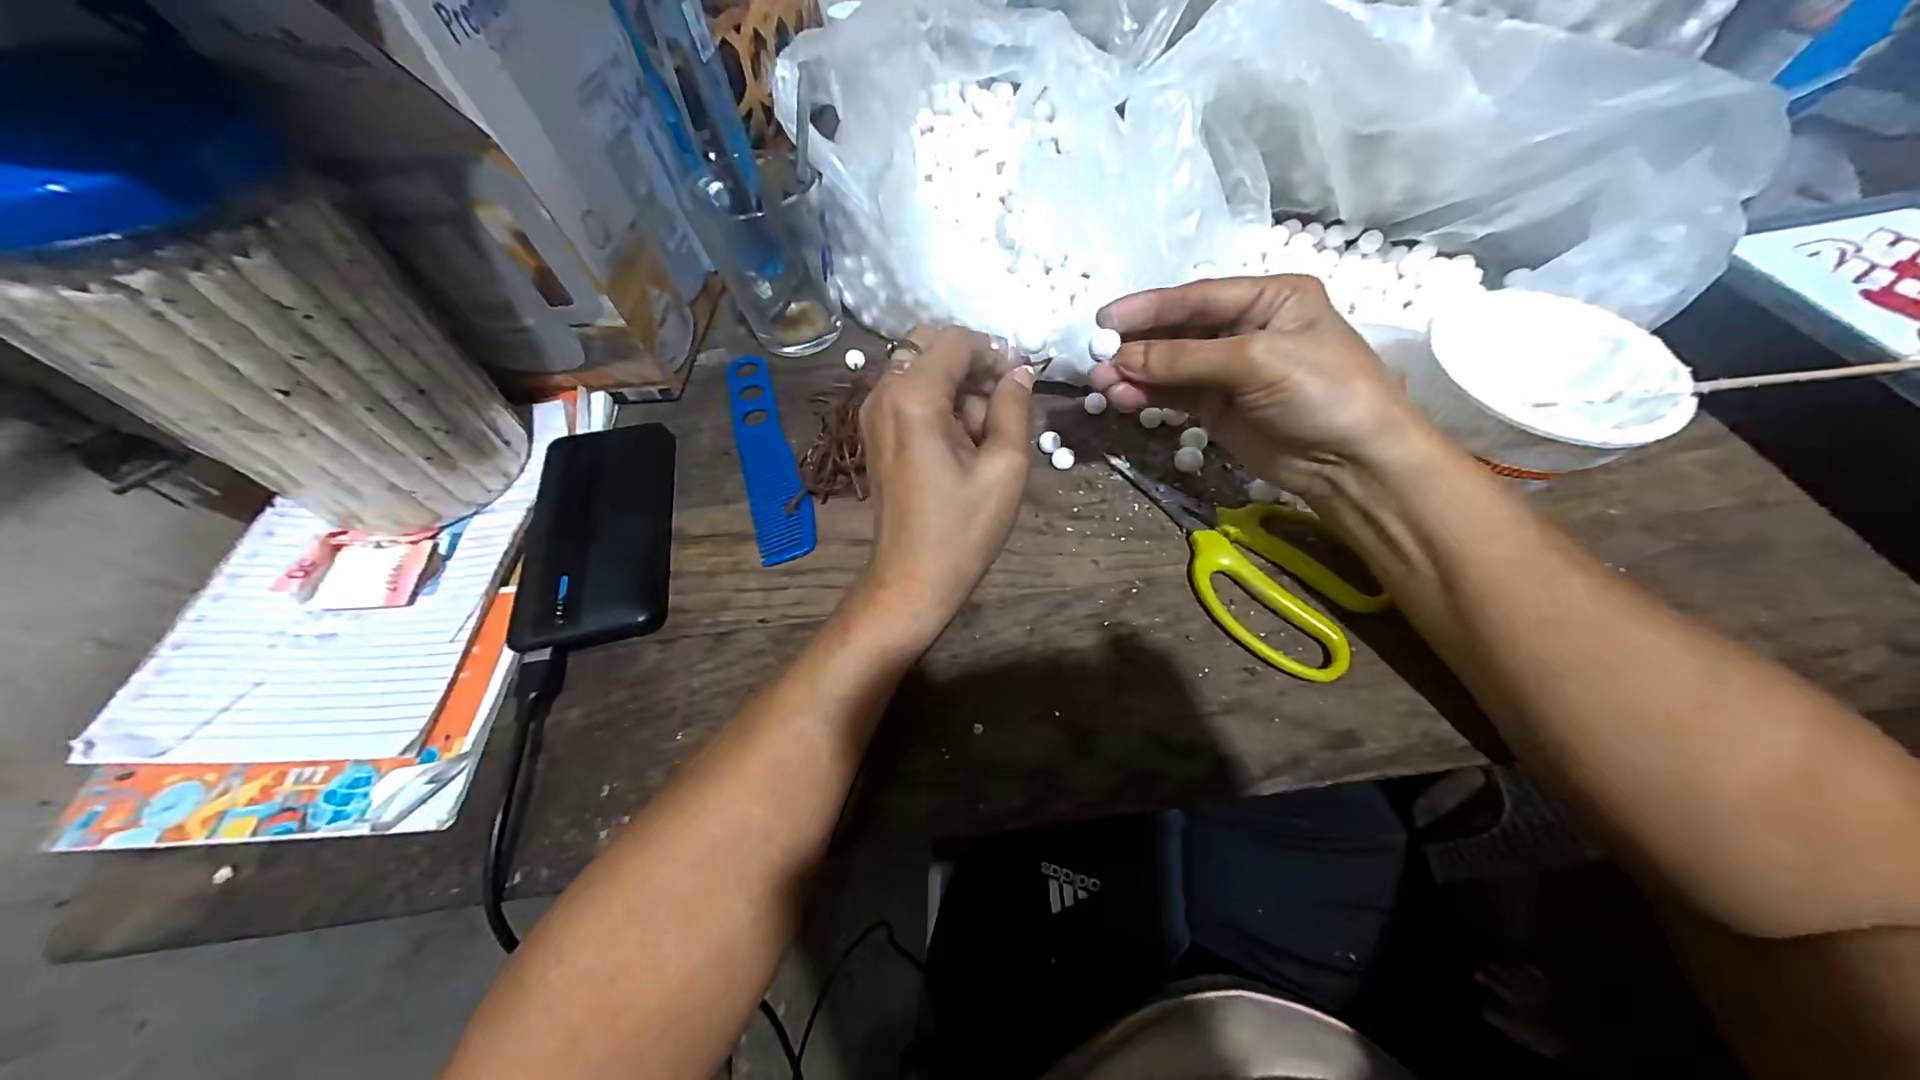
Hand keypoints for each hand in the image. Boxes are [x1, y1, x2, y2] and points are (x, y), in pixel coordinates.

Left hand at [854, 326, 1035, 643]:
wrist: (912, 578)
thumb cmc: (962, 529)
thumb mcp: (1004, 466)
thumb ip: (1014, 407)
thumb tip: (1021, 371)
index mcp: (913, 397)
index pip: (955, 339)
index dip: (993, 352)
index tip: (1018, 384)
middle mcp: (883, 393)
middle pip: (931, 345)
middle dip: (972, 365)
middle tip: (1001, 406)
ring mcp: (872, 413)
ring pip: (921, 369)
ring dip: (956, 387)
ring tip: (982, 437)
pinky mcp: (875, 432)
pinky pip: (909, 395)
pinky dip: (938, 404)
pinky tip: (959, 444)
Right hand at [1087, 275, 1420, 497]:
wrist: (1351, 462)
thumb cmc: (1321, 392)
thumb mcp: (1255, 362)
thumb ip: (1184, 359)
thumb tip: (1120, 360)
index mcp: (1268, 298)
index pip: (1197, 298)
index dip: (1149, 308)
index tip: (1103, 319)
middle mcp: (1246, 328)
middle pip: (1178, 331)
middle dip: (1137, 345)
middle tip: (1094, 358)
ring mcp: (1229, 370)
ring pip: (1169, 366)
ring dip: (1135, 374)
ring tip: (1101, 385)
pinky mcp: (1217, 407)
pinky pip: (1173, 395)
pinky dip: (1146, 397)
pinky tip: (1122, 399)